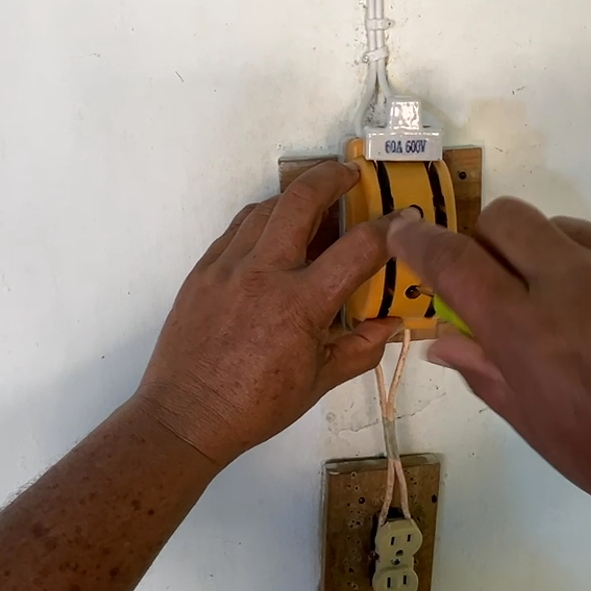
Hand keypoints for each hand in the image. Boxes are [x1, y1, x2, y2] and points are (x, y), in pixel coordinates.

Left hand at [135, 162, 409, 465]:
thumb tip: (393, 324)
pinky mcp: (203, 270)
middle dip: (332, 177)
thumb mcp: (319, 382)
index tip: (404, 218)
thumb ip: (361, 348)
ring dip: (294, 196)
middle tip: (350, 175)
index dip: (390, 229)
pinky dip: (262, 219)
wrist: (186, 416)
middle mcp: (263, 274)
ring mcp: (227, 267)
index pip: (357, 249)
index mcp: (299, 304)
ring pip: (265, 208)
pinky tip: (273, 230)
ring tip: (314, 201)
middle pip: (301, 200)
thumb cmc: (256, 406)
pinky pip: (236, 229)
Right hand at [390, 198, 590, 561]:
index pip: (452, 262)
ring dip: (541, 255)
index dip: (417, 242)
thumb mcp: (548, 435)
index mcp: (531, 332)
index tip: (402, 232)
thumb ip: (489, 375)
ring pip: (559, 227)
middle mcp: (574, 281)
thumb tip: (443, 340)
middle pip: (504, 218)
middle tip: (497, 287)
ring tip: (568, 311)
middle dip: (484, 242)